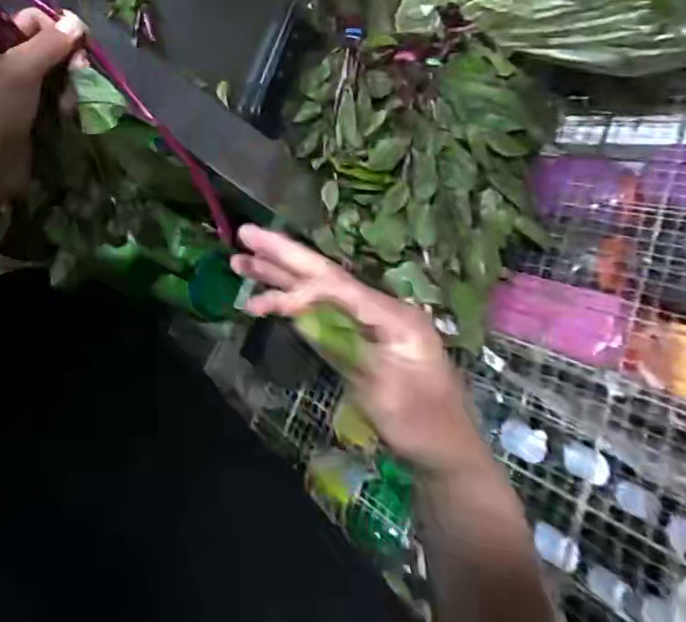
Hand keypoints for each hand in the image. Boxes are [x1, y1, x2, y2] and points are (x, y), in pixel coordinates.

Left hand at [0, 9, 86, 173]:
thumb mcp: (22, 68)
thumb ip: (50, 42)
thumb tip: (75, 21)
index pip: (29, 20)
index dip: (53, 26)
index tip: (75, 41)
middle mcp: (1, 63)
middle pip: (45, 46)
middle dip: (66, 56)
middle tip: (81, 69)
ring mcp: (15, 90)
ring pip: (53, 72)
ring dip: (68, 82)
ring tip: (70, 101)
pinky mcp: (27, 113)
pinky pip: (52, 96)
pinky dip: (63, 100)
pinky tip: (67, 113)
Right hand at [231, 225, 489, 477]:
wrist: (446, 454)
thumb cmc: (421, 424)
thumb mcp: (383, 388)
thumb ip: (342, 345)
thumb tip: (299, 316)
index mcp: (393, 314)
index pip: (338, 287)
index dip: (299, 287)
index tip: (266, 303)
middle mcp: (378, 307)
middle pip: (323, 273)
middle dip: (282, 253)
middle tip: (245, 232)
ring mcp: (366, 319)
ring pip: (315, 287)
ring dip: (278, 274)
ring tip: (238, 259)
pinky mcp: (355, 333)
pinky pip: (317, 309)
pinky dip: (288, 302)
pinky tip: (260, 298)